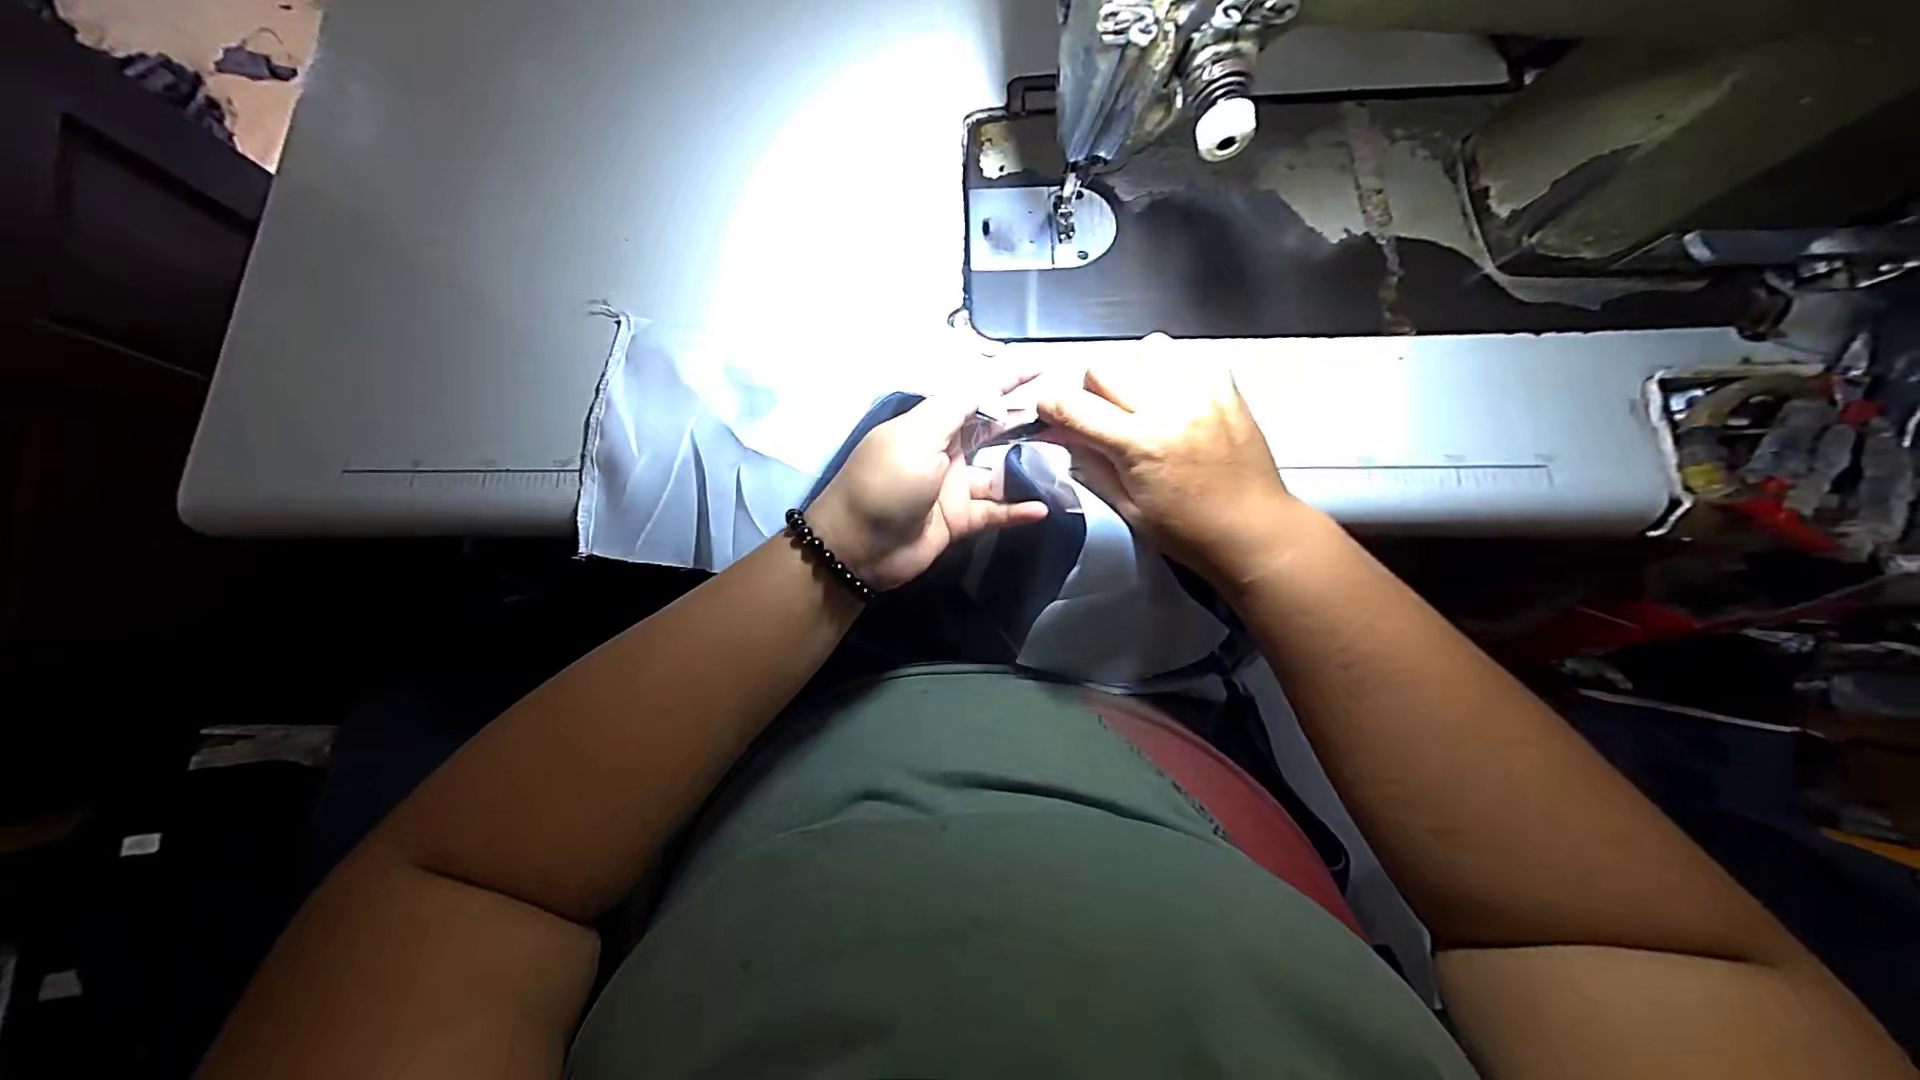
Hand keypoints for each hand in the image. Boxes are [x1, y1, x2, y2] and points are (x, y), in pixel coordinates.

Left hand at [806, 382, 1050, 591]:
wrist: (857, 548)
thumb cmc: (884, 485)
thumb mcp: (916, 437)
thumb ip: (954, 411)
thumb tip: (986, 386)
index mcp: (930, 425)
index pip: (974, 394)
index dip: (1006, 378)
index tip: (1040, 366)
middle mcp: (944, 452)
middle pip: (992, 430)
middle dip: (1023, 419)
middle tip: (1063, 414)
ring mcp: (952, 487)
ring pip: (998, 472)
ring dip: (1026, 467)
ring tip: (1063, 460)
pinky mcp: (958, 520)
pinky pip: (994, 511)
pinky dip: (1017, 510)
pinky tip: (1040, 508)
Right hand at [1036, 345, 1305, 589]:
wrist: (1251, 529)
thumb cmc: (1186, 530)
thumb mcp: (1126, 506)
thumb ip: (1090, 463)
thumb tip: (1063, 434)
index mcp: (1140, 444)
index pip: (1073, 405)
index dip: (1051, 406)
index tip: (1051, 414)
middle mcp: (1169, 408)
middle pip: (1105, 365)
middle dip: (1091, 388)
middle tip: (1100, 414)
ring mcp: (1201, 393)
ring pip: (1146, 348)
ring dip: (1132, 370)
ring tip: (1139, 399)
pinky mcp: (1225, 389)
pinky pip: (1187, 356)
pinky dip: (1170, 369)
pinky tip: (1171, 397)